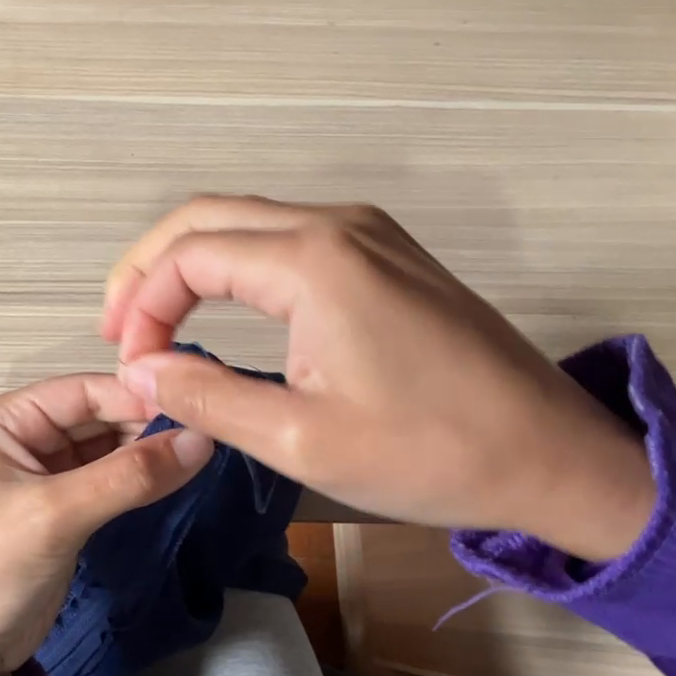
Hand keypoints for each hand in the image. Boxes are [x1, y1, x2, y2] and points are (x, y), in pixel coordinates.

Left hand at [0, 375, 213, 675]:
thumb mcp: (57, 516)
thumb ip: (129, 476)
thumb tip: (201, 439)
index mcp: (1, 419)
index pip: (83, 391)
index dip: (139, 396)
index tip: (198, 408)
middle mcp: (19, 434)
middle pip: (97, 414)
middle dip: (146, 424)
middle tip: (208, 434)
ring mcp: (40, 470)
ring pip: (105, 446)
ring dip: (146, 451)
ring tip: (203, 453)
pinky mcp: (58, 504)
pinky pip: (105, 477)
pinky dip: (135, 478)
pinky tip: (174, 476)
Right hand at [101, 197, 654, 561]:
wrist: (557, 456)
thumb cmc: (430, 453)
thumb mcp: (300, 438)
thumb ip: (205, 396)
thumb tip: (138, 372)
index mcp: (312, 260)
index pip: (188, 255)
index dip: (141, 306)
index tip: (131, 367)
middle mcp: (335, 224)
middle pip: (206, 218)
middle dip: (147, 270)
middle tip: (117, 329)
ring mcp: (365, 232)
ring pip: (243, 224)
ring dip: (187, 266)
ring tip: (153, 323)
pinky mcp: (383, 253)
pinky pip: (283, 240)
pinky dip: (232, 269)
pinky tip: (218, 309)